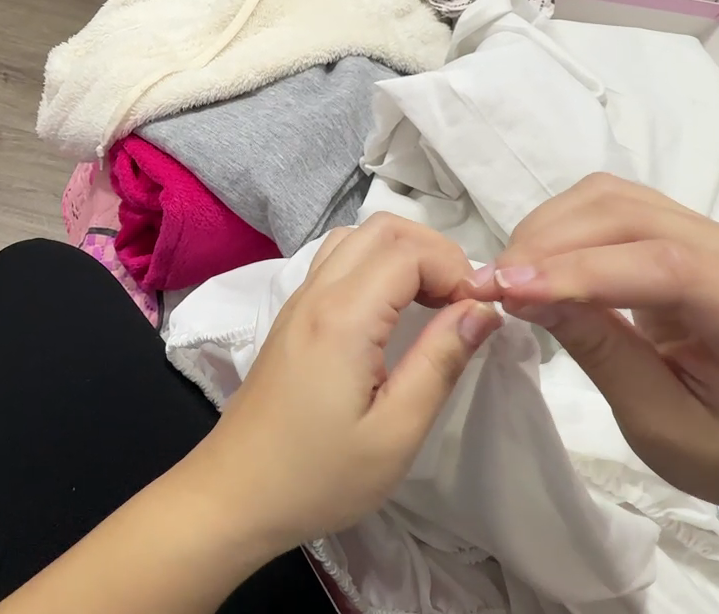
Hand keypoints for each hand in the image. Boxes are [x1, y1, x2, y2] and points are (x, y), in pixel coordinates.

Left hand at [178, 213, 501, 555]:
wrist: (237, 490)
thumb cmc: (319, 474)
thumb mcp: (395, 433)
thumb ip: (440, 363)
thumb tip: (481, 309)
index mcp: (342, 316)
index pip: (407, 251)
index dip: (453, 268)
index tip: (479, 312)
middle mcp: (316, 292)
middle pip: (380, 228)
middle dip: (432, 250)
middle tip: (461, 302)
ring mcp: (298, 300)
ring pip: (354, 238)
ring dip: (401, 252)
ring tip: (432, 303)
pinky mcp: (291, 315)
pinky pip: (335, 261)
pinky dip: (374, 265)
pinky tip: (392, 310)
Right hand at [467, 174, 718, 528]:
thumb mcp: (663, 428)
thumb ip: (601, 353)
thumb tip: (520, 292)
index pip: (674, 268)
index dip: (583, 269)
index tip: (507, 289)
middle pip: (639, 218)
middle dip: (553, 243)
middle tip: (493, 284)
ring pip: (621, 199)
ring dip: (552, 228)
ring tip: (512, 274)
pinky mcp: (699, 232)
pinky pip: (620, 205)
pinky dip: (566, 225)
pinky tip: (542, 260)